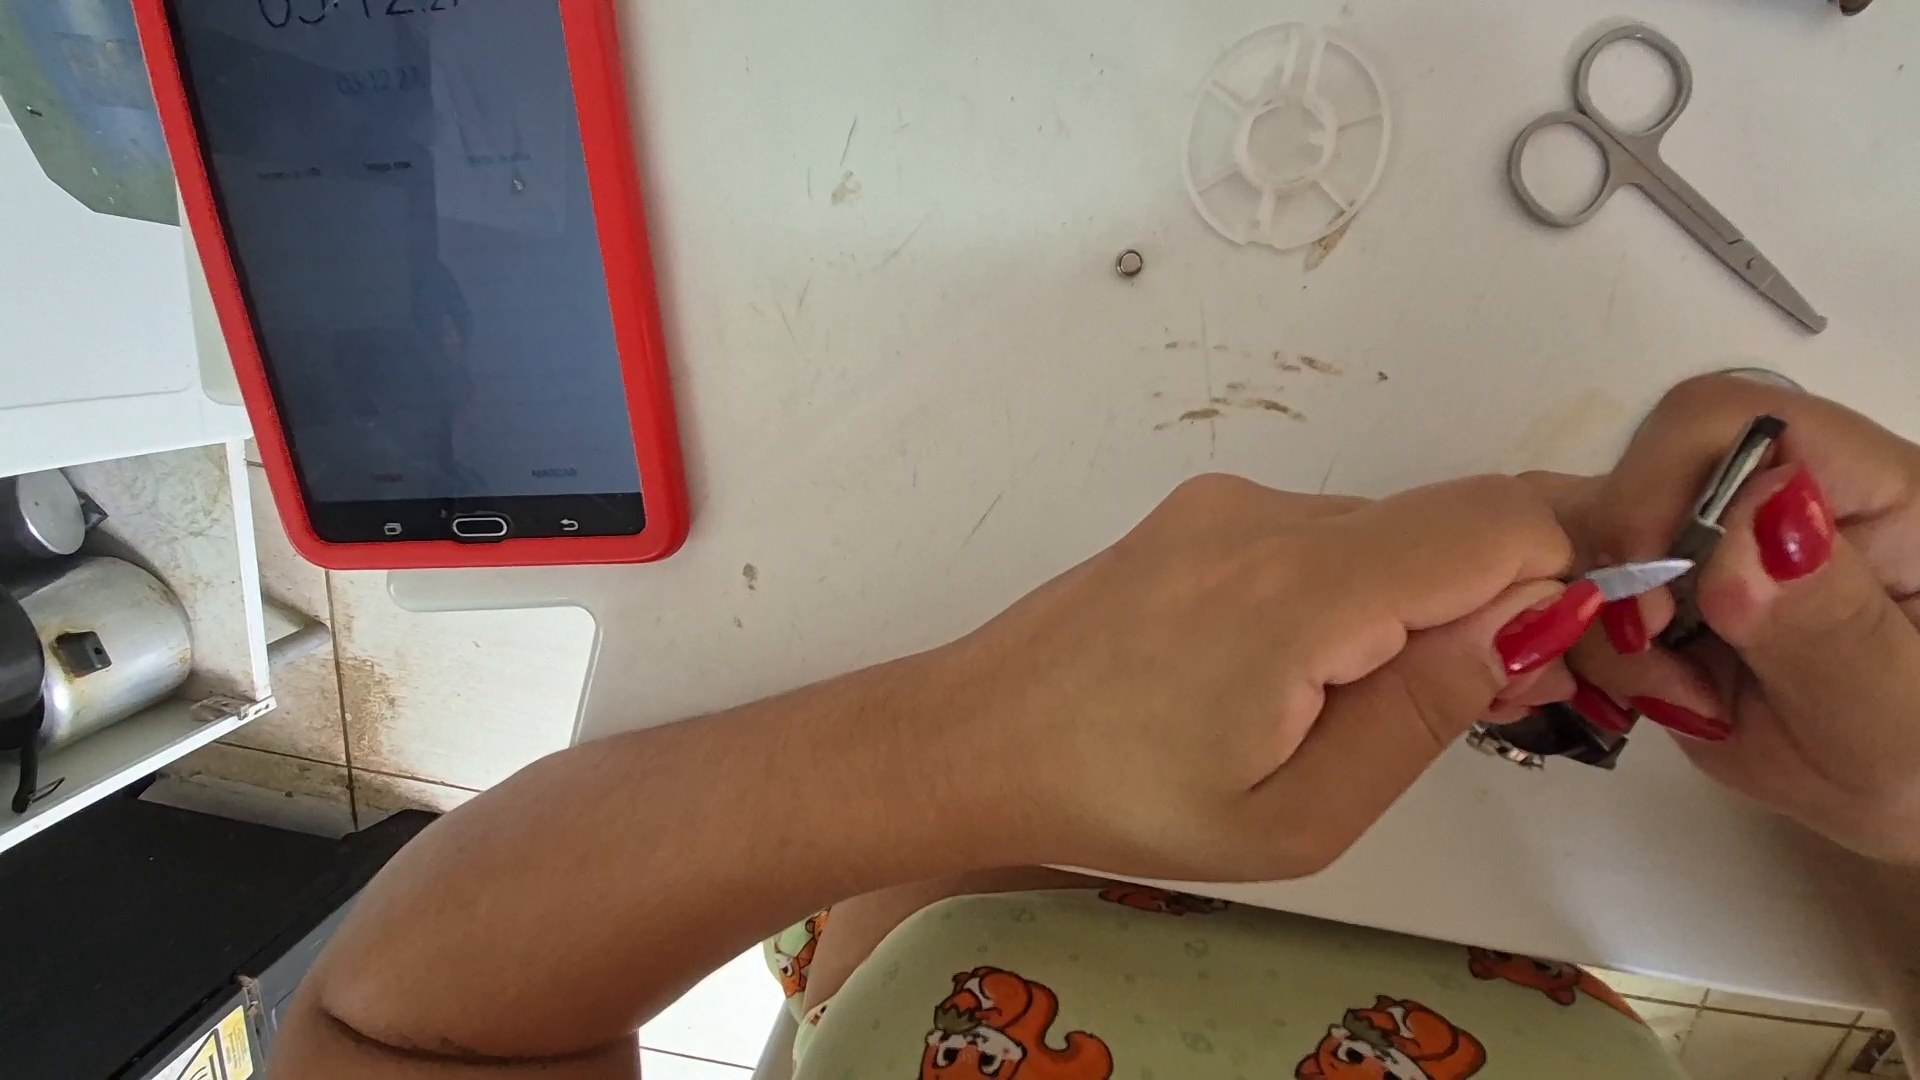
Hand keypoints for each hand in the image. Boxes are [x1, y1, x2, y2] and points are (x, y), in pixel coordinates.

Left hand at [943, 473, 1578, 882]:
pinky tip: (1285, 663)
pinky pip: (1306, 535)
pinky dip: (1338, 586)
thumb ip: (1420, 710)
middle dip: (1490, 597)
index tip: (1569, 651)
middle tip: (1466, 699)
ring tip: (1343, 700)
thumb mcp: (1295, 811)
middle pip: (1438, 522)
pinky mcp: (1186, 518)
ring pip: (1371, 530)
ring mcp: (1214, 508)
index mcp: (1297, 588)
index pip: (1496, 521)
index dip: (1568, 568)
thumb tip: (1523, 624)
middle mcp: (1257, 517)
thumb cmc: (1119, 797)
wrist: (979, 735)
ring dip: (1403, 598)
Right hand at [1548, 374, 1919, 860]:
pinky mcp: (1646, 578)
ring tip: (1677, 697)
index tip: (1650, 602)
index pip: (1723, 420)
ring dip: (1598, 630)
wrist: (1895, 803)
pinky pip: (1564, 590)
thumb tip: (1759, 515)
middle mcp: (1764, 497)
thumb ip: (1826, 620)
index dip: (1656, 489)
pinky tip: (1656, 691)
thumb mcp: (1891, 717)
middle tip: (1663, 667)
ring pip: (1575, 544)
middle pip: (1622, 480)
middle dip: (1613, 582)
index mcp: (1869, 495)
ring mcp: (1695, 538)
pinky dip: (1586, 648)